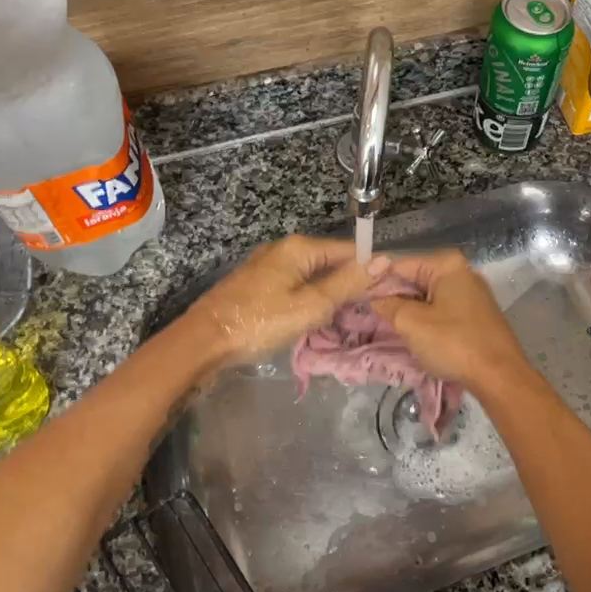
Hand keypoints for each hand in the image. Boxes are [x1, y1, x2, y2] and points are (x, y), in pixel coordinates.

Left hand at [183, 235, 387, 364]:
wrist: (202, 343)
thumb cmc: (260, 323)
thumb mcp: (312, 306)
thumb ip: (348, 284)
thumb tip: (383, 261)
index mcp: (299, 248)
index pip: (348, 250)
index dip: (369, 269)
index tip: (388, 291)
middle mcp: (283, 250)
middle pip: (329, 262)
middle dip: (348, 285)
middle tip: (367, 312)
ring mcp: (266, 267)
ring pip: (311, 277)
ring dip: (327, 296)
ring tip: (344, 320)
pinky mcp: (255, 286)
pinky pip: (293, 287)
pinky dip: (307, 301)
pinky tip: (312, 321)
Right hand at [372, 250, 532, 387]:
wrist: (499, 375)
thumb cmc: (455, 344)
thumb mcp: (412, 324)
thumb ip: (388, 305)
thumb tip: (372, 298)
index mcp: (446, 264)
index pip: (399, 265)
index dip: (374, 282)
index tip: (353, 298)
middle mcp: (460, 271)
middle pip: (413, 279)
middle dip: (391, 297)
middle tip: (364, 316)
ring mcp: (469, 292)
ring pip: (425, 296)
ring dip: (406, 311)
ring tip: (383, 327)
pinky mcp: (473, 312)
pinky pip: (439, 309)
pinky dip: (424, 319)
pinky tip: (410, 334)